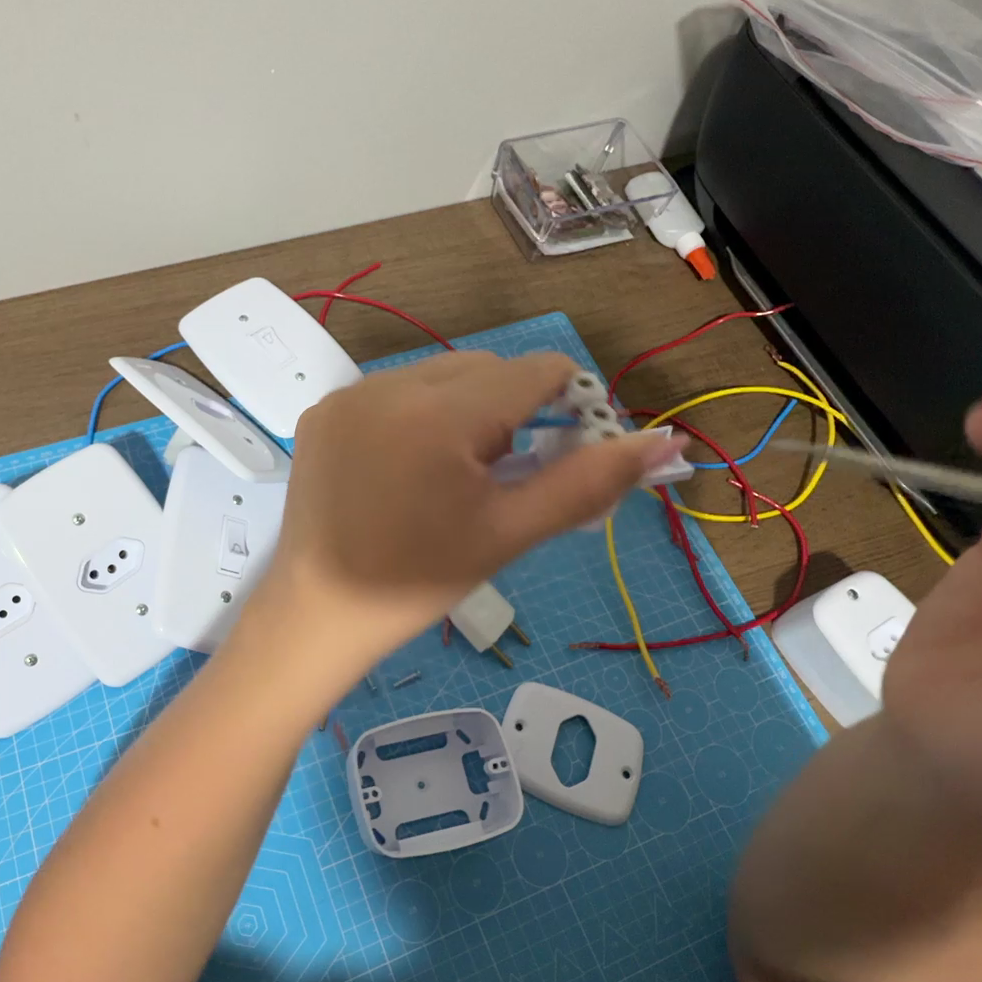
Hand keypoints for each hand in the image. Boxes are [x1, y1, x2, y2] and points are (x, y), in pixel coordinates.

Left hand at [262, 351, 684, 672]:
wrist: (317, 612)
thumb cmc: (418, 582)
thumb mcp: (509, 533)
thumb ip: (588, 482)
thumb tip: (664, 442)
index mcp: (440, 415)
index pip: (535, 372)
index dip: (564, 405)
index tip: (559, 452)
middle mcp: (390, 386)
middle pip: (486, 369)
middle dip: (509, 411)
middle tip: (495, 479)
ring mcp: (348, 395)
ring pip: (439, 376)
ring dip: (463, 409)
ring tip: (446, 476)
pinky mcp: (323, 411)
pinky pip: (392, 391)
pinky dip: (416, 414)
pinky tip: (403, 469)